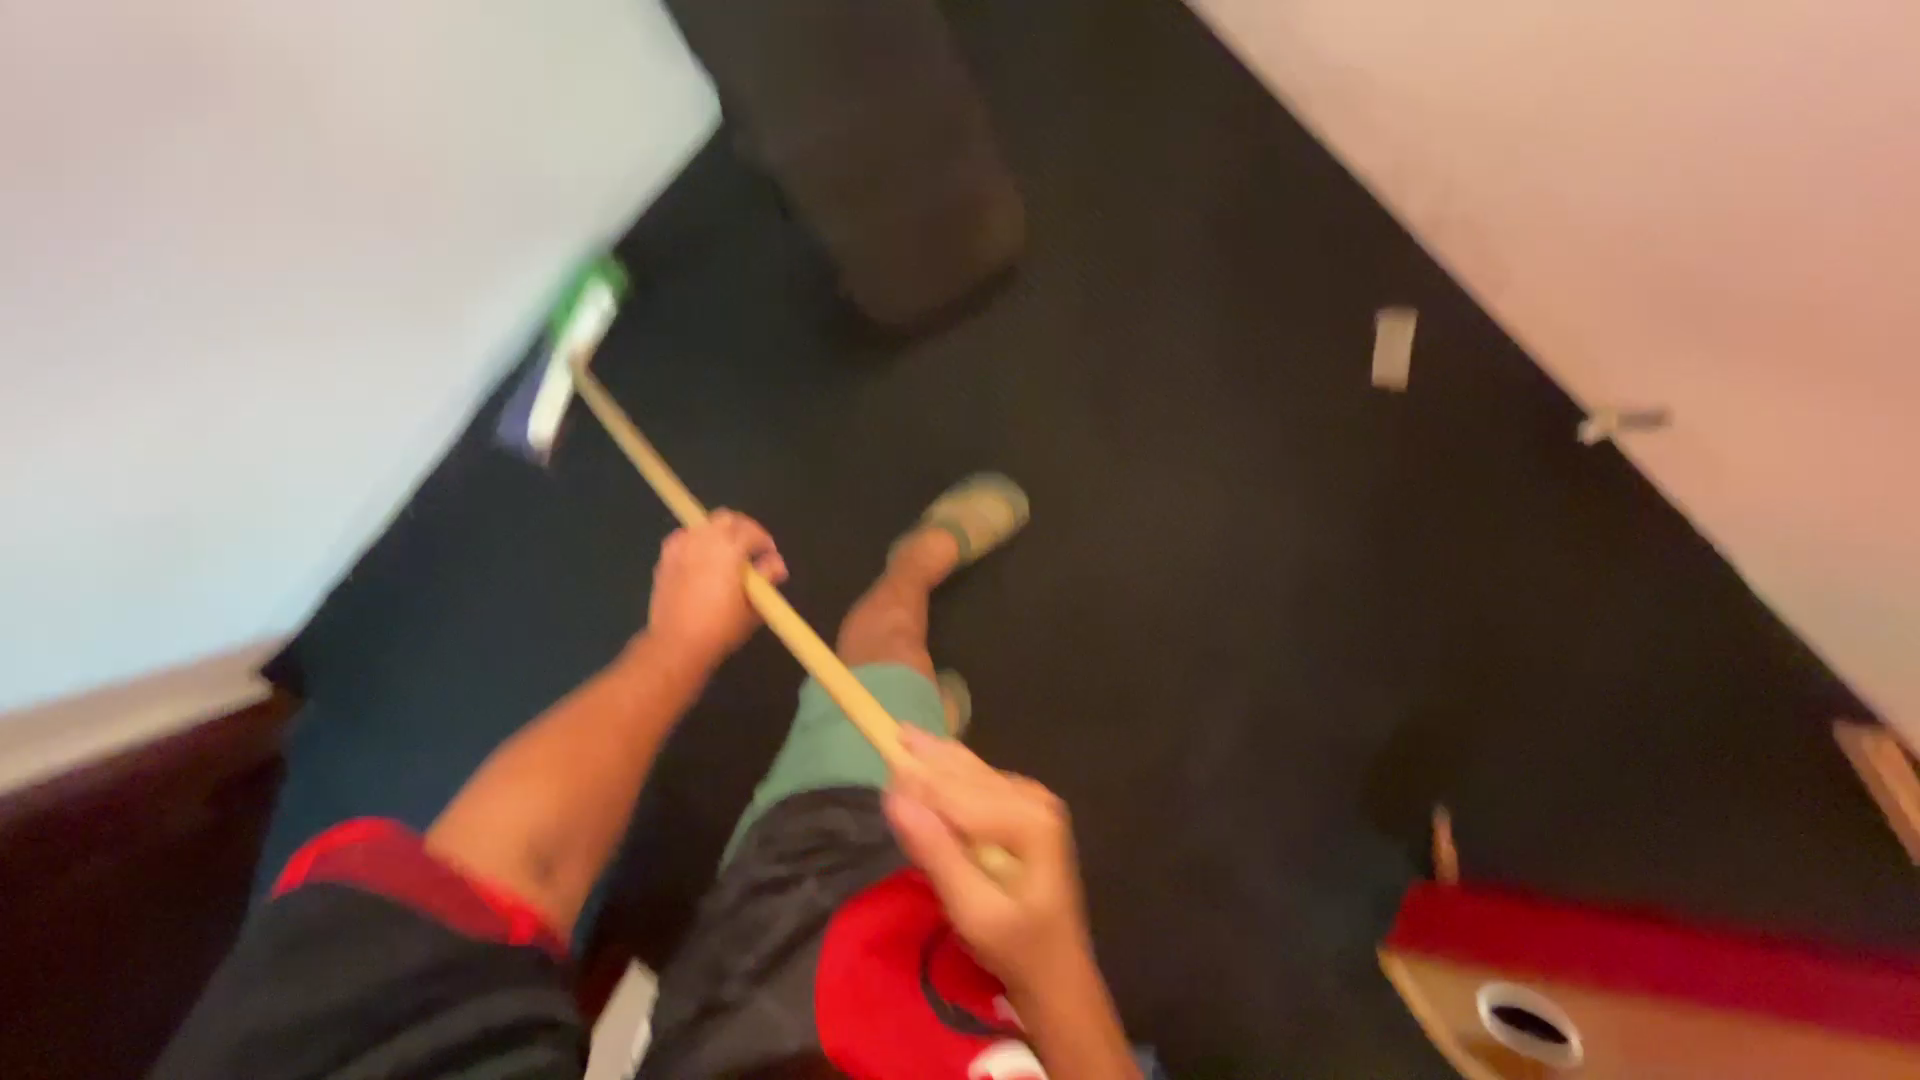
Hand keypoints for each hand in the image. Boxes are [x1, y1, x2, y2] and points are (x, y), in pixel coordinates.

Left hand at [645, 510, 786, 667]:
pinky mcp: (666, 559)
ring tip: (726, 551)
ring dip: (719, 532)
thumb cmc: (721, 628)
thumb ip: (767, 579)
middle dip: (743, 528)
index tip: (771, 555)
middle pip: (727, 518)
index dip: (765, 541)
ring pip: (703, 524)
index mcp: (730, 550)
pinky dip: (695, 540)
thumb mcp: (754, 607)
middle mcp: (705, 541)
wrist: (677, 643)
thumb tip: (777, 564)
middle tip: (751, 547)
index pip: (752, 531)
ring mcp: (682, 548)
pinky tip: (700, 557)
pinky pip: (682, 537)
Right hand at [884, 728, 1092, 995]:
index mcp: (1028, 821)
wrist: (1056, 972)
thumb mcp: (971, 911)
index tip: (883, 770)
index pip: (958, 791)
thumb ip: (936, 852)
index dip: (919, 779)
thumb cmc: (1015, 948)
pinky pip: (979, 782)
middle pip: (967, 773)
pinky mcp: (1024, 810)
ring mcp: (1032, 801)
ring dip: (938, 762)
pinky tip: (930, 766)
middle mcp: (1034, 799)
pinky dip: (950, 777)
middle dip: (928, 759)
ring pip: (972, 772)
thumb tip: (894, 798)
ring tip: (904, 736)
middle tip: (891, 736)